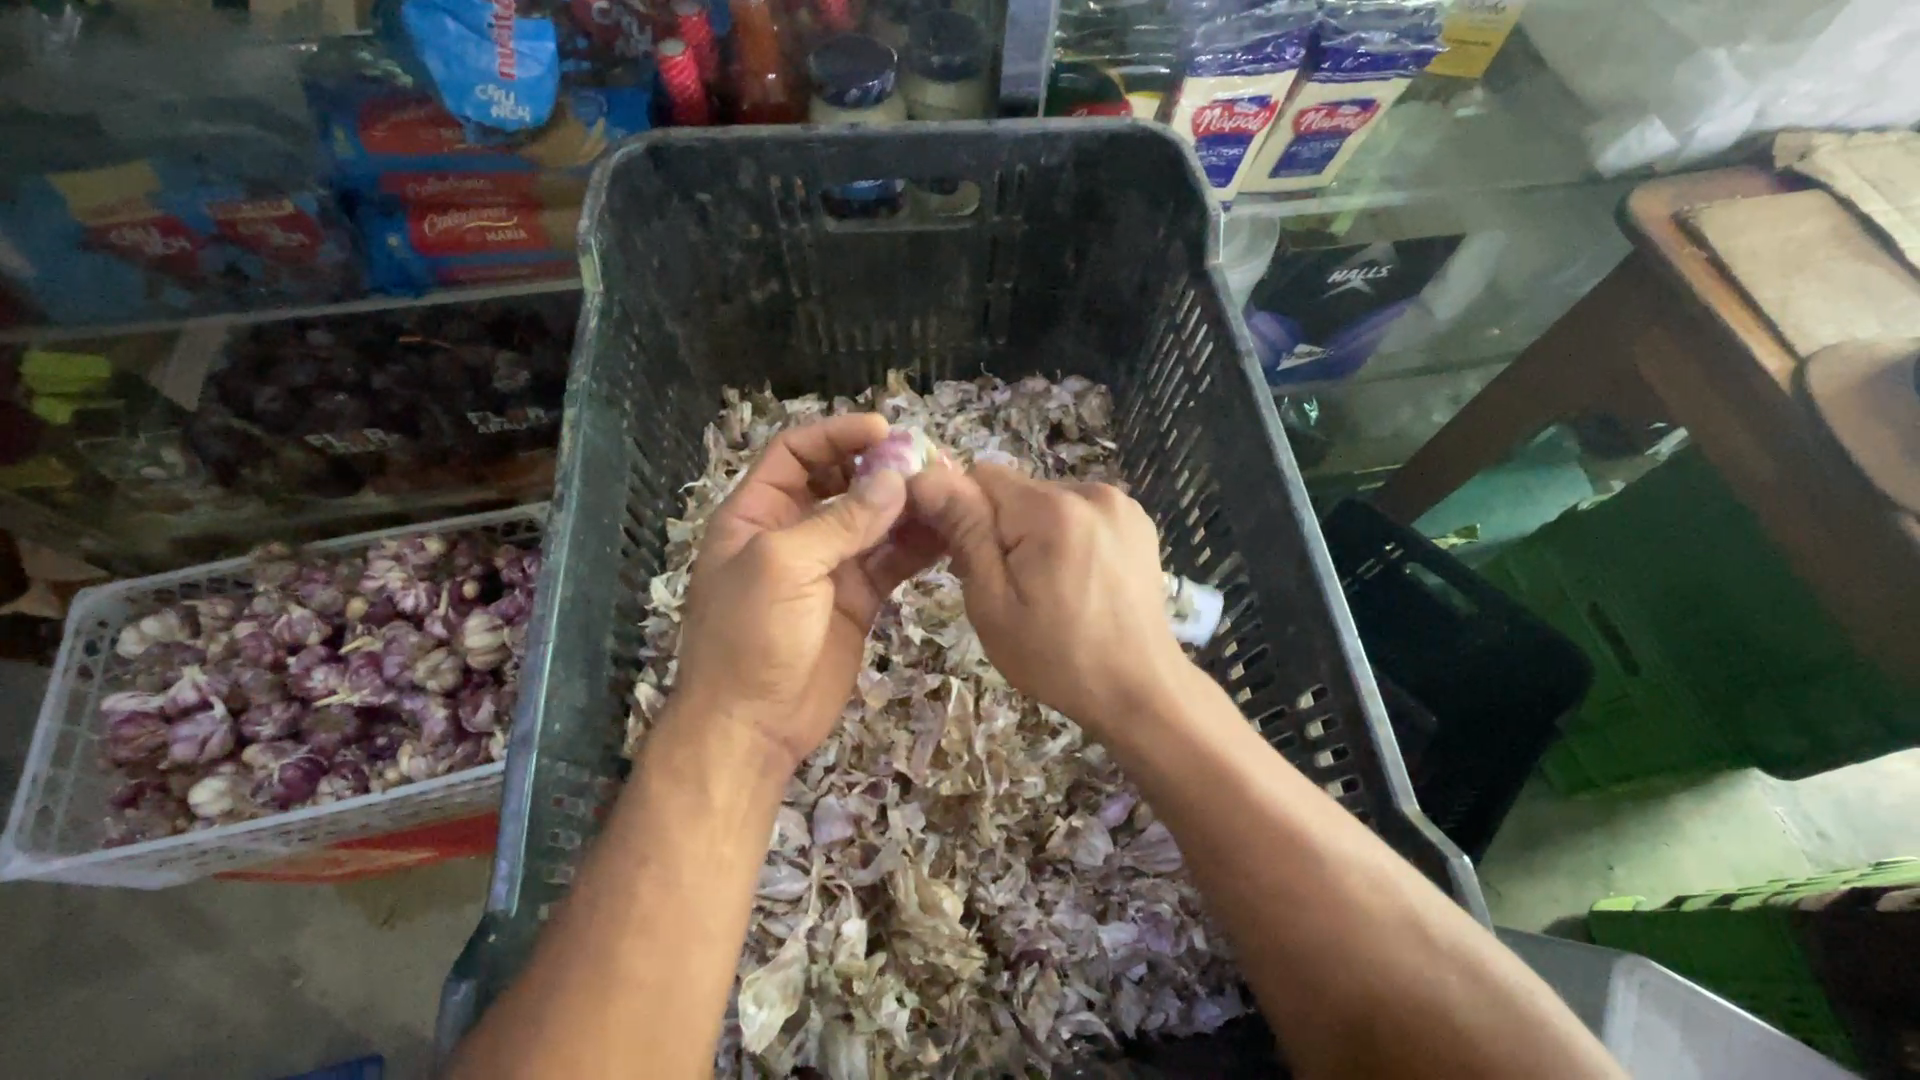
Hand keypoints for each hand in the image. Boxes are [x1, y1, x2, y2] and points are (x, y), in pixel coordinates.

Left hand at [671, 414, 943, 770]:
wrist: (752, 725)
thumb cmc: (750, 638)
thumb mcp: (786, 566)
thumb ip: (842, 520)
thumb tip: (895, 476)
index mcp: (756, 514)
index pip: (795, 454)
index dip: (837, 435)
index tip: (885, 429)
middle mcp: (792, 532)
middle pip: (839, 482)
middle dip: (879, 468)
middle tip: (926, 462)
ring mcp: (827, 567)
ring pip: (872, 521)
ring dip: (906, 505)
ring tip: (946, 492)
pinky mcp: (857, 599)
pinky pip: (891, 561)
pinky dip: (917, 546)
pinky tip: (947, 533)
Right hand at [907, 463, 1191, 734]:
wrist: (1140, 690)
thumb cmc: (1057, 658)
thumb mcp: (993, 603)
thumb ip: (964, 532)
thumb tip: (925, 478)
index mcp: (1052, 510)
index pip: (981, 476)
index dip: (963, 513)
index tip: (965, 559)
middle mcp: (1091, 492)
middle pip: (1018, 491)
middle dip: (1002, 528)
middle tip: (1008, 587)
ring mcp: (1122, 505)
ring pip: (1048, 502)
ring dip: (1035, 533)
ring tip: (1047, 589)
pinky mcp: (1138, 522)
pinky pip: (1080, 513)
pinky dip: (1068, 537)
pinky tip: (1077, 580)